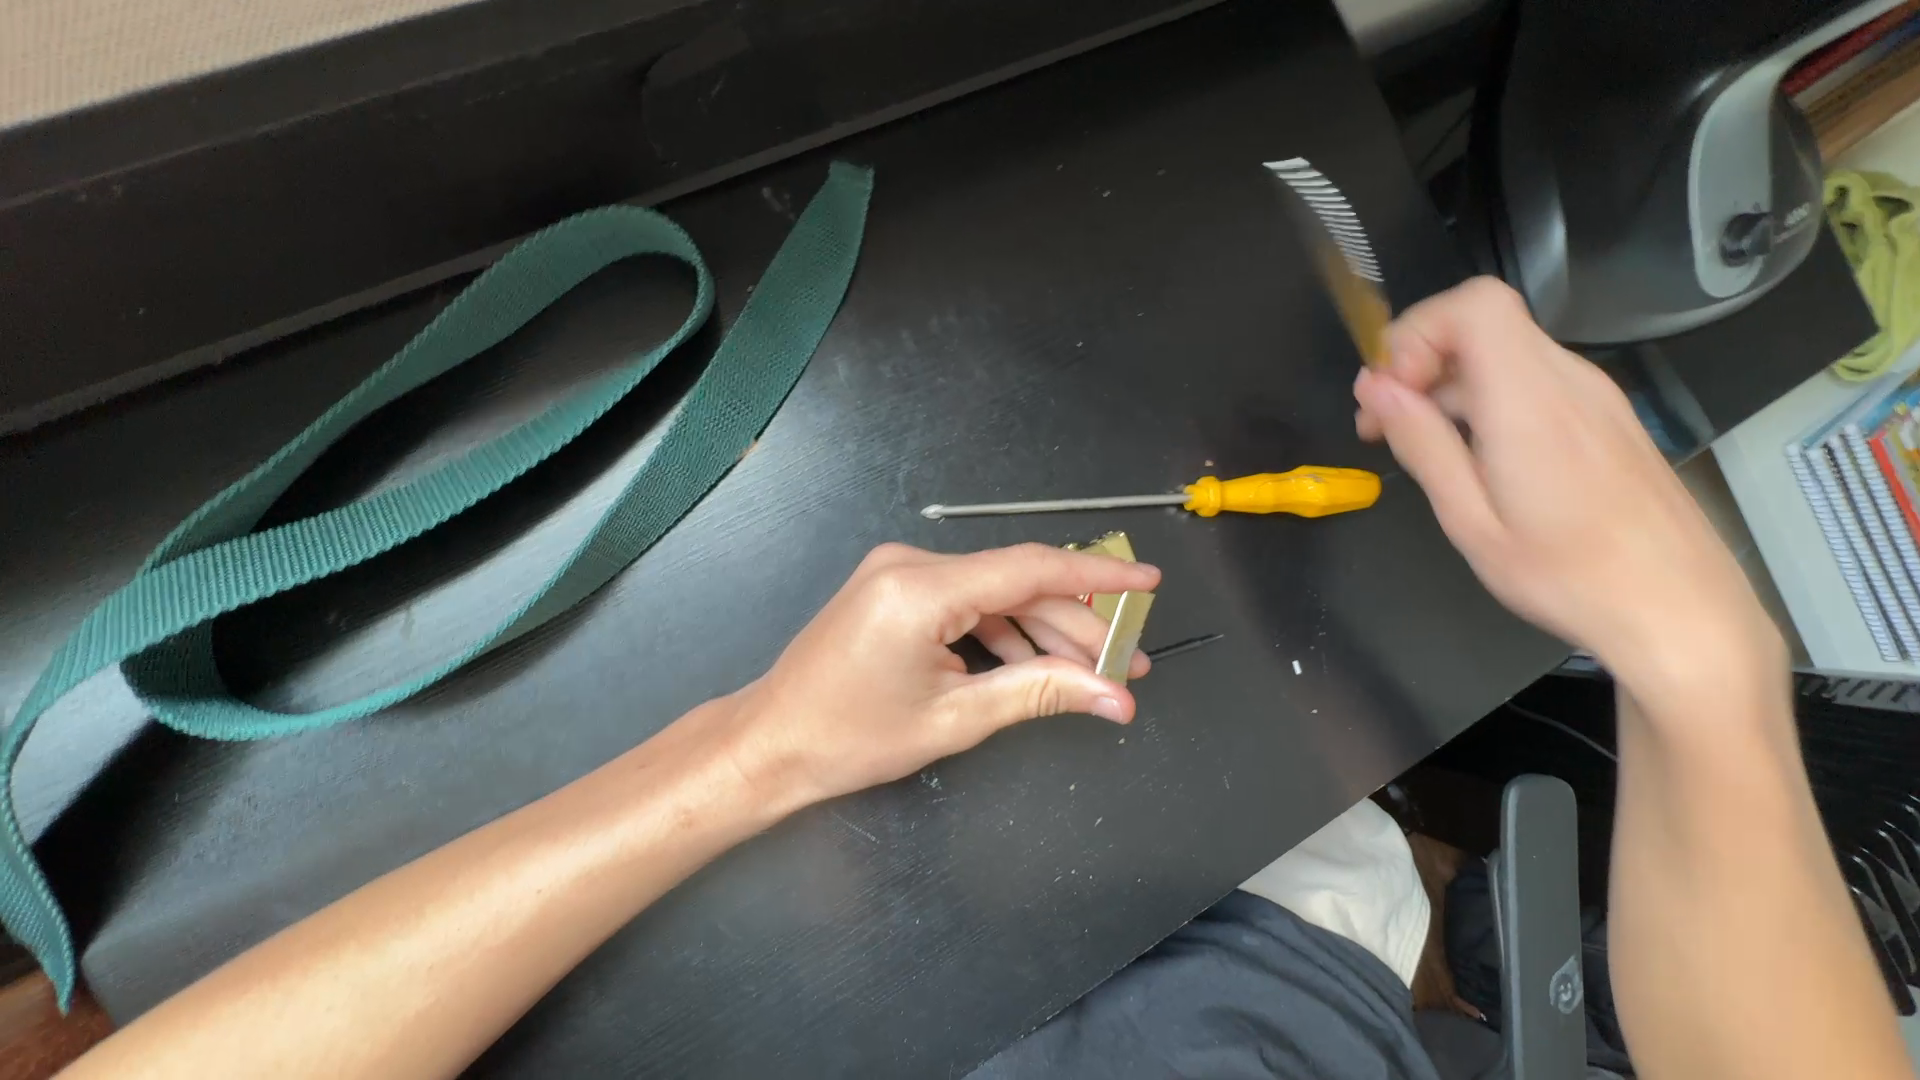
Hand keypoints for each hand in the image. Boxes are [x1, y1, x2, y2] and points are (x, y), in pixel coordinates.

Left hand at [718, 543, 1160, 807]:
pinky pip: (965, 601)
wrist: (772, 744)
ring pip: (994, 593)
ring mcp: (899, 573)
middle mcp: (911, 564)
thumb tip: (1114, 695)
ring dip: (1041, 630)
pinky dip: (1001, 631)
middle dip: (1074, 624)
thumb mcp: (956, 718)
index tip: (1148, 582)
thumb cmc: (853, 738)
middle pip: (1017, 583)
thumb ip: (1040, 693)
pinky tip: (1032, 663)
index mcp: (923, 588)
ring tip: (1088, 672)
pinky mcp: (894, 589)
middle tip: (1125, 665)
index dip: (1097, 574)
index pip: (1031, 569)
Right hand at [1352, 278, 1781, 694]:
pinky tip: (1466, 454)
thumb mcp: (1470, 519)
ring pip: (1500, 352)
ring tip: (1414, 444)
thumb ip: (1423, 443)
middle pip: (1481, 322)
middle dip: (1416, 360)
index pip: (1472, 305)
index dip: (1414, 333)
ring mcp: (1593, 397)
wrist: (1679, 611)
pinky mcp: (1603, 418)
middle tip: (1380, 425)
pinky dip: (1480, 398)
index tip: (1387, 394)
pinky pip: (1527, 380)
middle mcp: (1568, 382)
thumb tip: (1375, 388)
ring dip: (1444, 382)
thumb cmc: (1564, 576)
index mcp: (1530, 402)